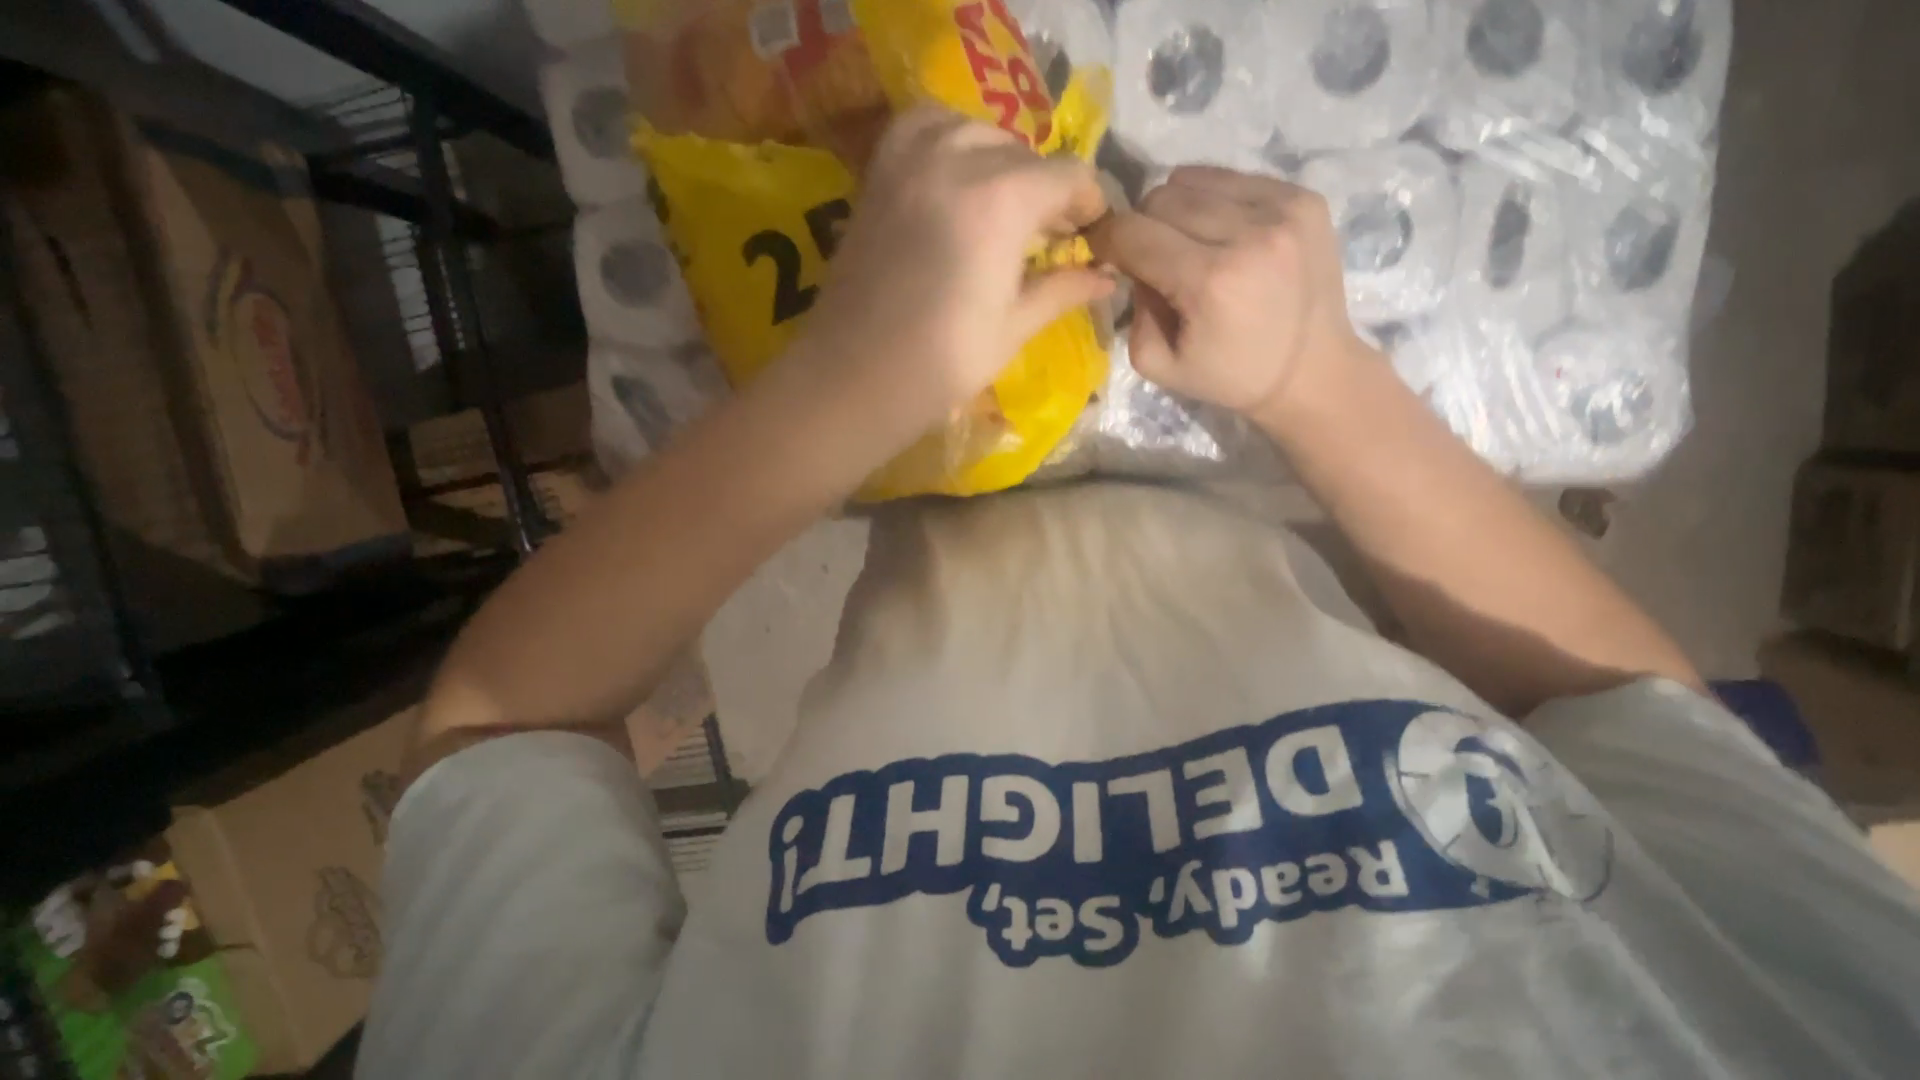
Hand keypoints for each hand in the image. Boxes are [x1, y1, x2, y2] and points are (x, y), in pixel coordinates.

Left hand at [787, 107, 1111, 434]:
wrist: (853, 376)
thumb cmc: (942, 362)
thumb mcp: (1014, 326)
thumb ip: (1063, 288)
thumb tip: (1107, 277)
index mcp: (1003, 199)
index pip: (1070, 175)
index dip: (1090, 203)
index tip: (1091, 235)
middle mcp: (958, 158)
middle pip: (1025, 153)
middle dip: (1047, 188)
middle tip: (1050, 234)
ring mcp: (911, 159)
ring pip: (977, 131)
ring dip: (1001, 159)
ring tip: (1005, 204)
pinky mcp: (879, 171)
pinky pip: (923, 126)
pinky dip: (948, 136)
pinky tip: (956, 174)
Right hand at [1088, 166, 1373, 421]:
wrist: (1313, 372)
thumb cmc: (1231, 376)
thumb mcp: (1159, 364)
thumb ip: (1132, 309)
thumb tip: (1133, 262)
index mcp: (1208, 281)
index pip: (1132, 232)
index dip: (1109, 240)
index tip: (1108, 253)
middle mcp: (1248, 234)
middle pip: (1160, 198)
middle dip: (1145, 225)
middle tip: (1155, 256)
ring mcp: (1282, 210)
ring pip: (1194, 179)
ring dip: (1179, 209)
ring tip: (1191, 242)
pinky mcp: (1304, 198)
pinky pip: (1233, 178)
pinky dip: (1216, 200)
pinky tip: (1226, 233)